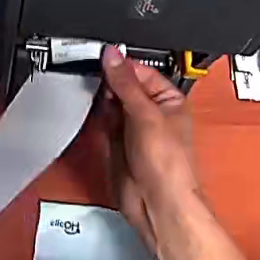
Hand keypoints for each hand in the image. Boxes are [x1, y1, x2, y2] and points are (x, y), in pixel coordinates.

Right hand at [98, 46, 199, 249]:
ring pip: (111, 103)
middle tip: (92, 74)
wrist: (156, 203)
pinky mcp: (117, 143)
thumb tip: (113, 57)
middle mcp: (152, 113)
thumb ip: (126, 83)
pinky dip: (95, 116)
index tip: (101, 57)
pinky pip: (102, 122)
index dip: (121, 64)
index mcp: (169, 100)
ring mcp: (133, 128)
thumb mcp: (146, 114)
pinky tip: (90, 111)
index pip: (141, 71)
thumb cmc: (170, 166)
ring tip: (91, 94)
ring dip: (100, 99)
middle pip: (124, 86)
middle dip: (108, 81)